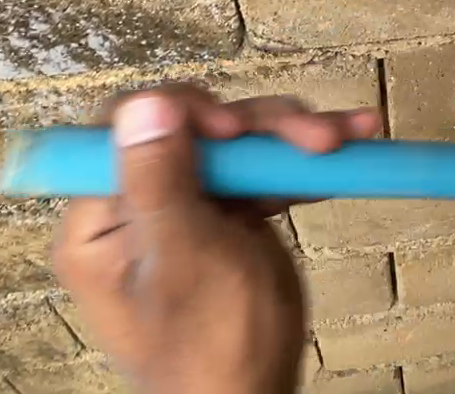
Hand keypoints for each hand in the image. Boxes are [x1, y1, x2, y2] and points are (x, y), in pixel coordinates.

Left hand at [52, 84, 381, 393]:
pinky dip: (306, 158)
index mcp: (103, 219)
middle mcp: (141, 201)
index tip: (233, 129)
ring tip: (345, 139)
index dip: (181, 112)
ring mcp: (190, 201)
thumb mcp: (185, 262)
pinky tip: (350, 145)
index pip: (125, 128)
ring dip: (294, 136)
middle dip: (261, 127)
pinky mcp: (230, 207)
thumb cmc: (213, 351)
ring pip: (239, 138)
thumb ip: (160, 182)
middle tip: (316, 140)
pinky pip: (265, 166)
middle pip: (197, 125)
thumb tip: (144, 103)